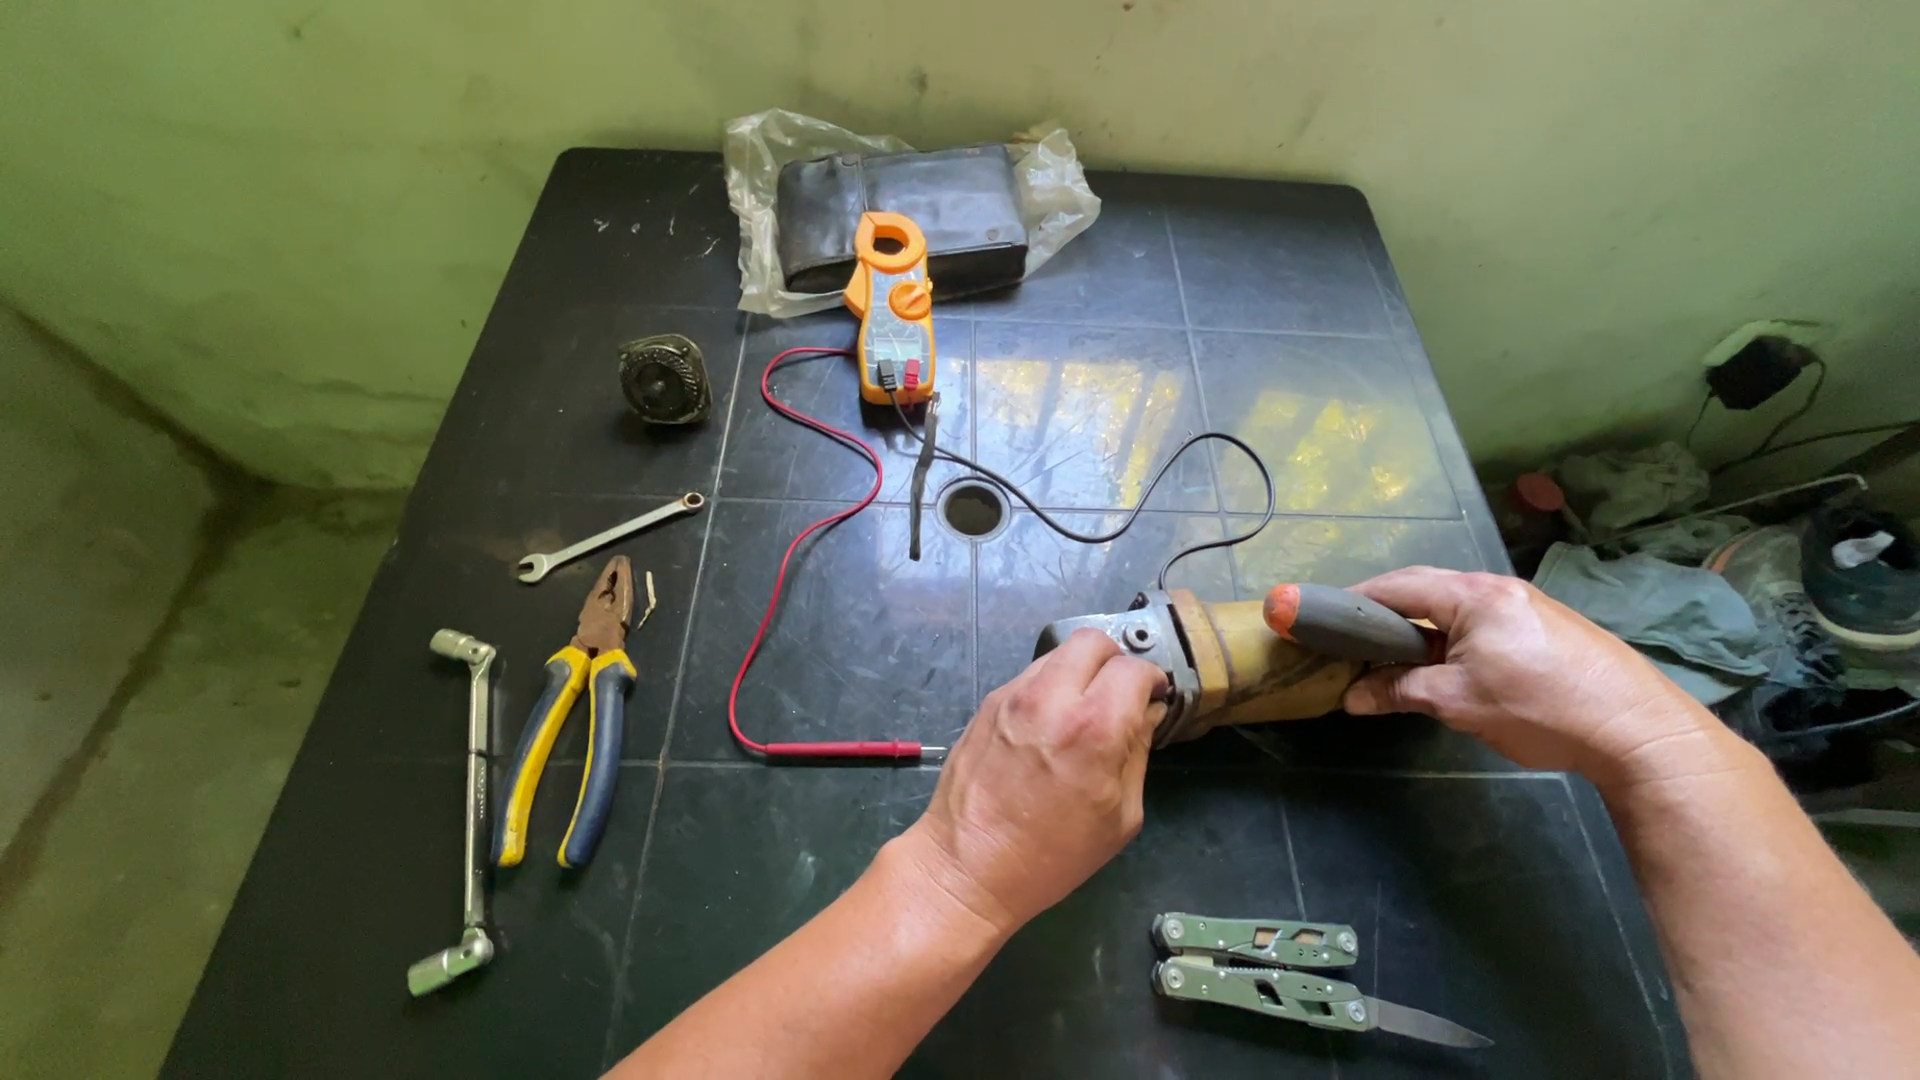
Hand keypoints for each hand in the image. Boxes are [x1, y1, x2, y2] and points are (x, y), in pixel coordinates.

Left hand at [898, 629, 1167, 935]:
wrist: (968, 866)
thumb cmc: (1053, 855)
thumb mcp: (1119, 816)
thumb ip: (1136, 752)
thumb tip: (1147, 711)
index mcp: (1092, 727)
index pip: (1133, 668)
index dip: (1152, 679)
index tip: (1153, 697)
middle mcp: (1051, 697)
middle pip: (1093, 640)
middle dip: (1115, 659)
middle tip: (1119, 692)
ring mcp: (1013, 694)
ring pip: (1058, 653)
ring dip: (1080, 670)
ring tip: (1082, 707)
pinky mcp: (989, 701)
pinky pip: (1031, 675)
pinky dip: (1050, 686)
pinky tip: (1049, 723)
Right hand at [1340, 567, 1718, 784]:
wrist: (1645, 734)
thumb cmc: (1540, 708)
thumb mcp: (1457, 702)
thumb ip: (1398, 691)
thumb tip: (1351, 698)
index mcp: (1473, 595)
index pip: (1397, 585)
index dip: (1355, 599)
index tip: (1323, 616)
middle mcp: (1499, 588)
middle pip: (1425, 588)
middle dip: (1385, 609)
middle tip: (1352, 636)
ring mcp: (1529, 605)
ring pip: (1454, 605)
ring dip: (1420, 624)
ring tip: (1394, 652)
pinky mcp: (1549, 627)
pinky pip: (1481, 619)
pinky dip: (1450, 633)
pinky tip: (1446, 661)